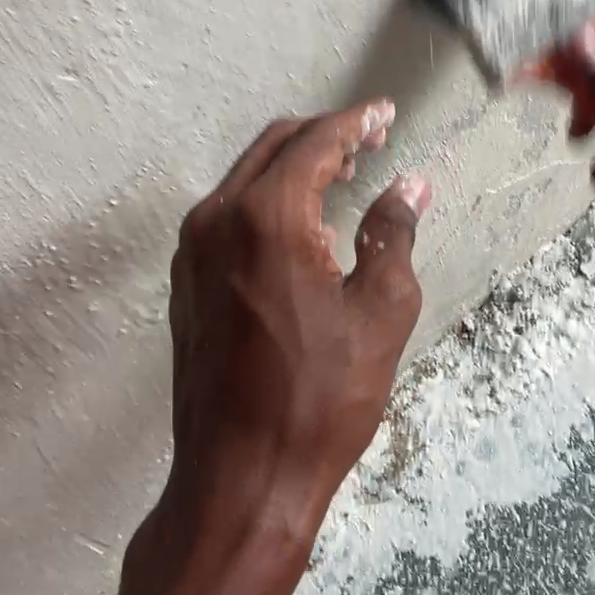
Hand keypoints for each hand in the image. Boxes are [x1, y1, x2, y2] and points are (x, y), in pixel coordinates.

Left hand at [112, 99, 431, 594]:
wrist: (241, 479)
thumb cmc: (320, 399)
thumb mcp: (380, 312)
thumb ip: (392, 234)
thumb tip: (409, 187)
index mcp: (267, 217)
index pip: (316, 142)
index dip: (357, 122)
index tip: (386, 115)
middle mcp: (217, 218)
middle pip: (274, 145)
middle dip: (324, 134)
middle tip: (369, 140)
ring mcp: (191, 250)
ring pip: (246, 175)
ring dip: (294, 164)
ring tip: (342, 174)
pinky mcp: (184, 280)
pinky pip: (228, 212)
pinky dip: (267, 197)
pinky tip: (300, 223)